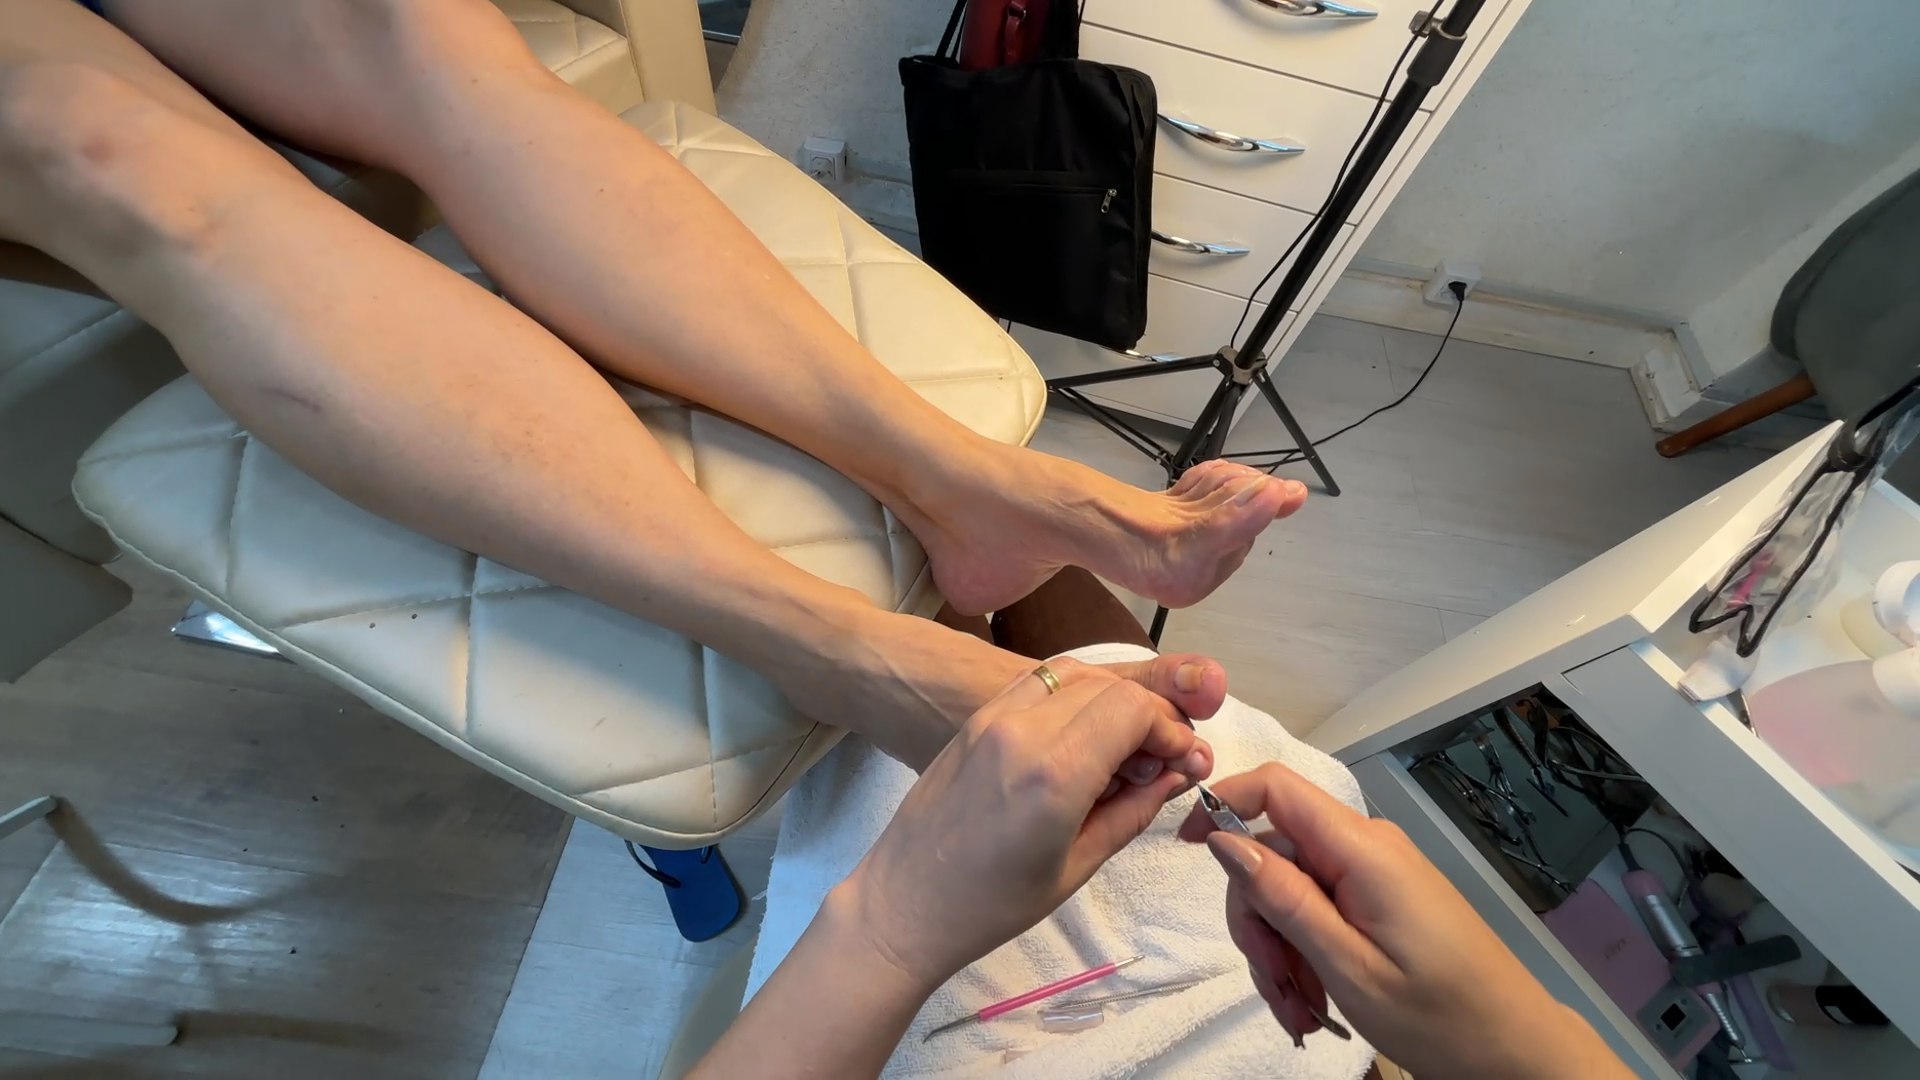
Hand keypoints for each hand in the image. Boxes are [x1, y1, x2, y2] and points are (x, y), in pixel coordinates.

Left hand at [839, 661, 1205, 987]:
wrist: (904, 899)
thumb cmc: (991, 904)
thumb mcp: (1077, 866)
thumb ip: (1133, 810)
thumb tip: (1177, 774)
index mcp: (1052, 772)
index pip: (1133, 707)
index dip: (1169, 729)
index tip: (1181, 762)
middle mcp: (1022, 728)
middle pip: (1110, 684)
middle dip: (1148, 714)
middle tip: (1157, 760)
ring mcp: (993, 715)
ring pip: (1074, 672)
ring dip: (1110, 697)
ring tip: (1121, 745)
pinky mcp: (977, 717)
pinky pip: (1038, 682)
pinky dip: (1073, 693)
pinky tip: (1081, 733)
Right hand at [1178, 764, 1628, 1079]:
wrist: (1527, 1060)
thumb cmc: (1443, 1018)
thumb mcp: (1348, 966)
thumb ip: (1282, 896)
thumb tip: (1221, 837)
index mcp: (1359, 848)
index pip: (1275, 786)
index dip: (1223, 801)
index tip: (1188, 847)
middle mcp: (1362, 845)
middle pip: (1272, 850)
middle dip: (1257, 916)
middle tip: (1273, 985)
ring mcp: (1369, 871)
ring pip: (1287, 885)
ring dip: (1278, 945)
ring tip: (1299, 1010)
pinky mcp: (1374, 895)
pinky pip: (1315, 904)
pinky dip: (1301, 948)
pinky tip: (1313, 999)